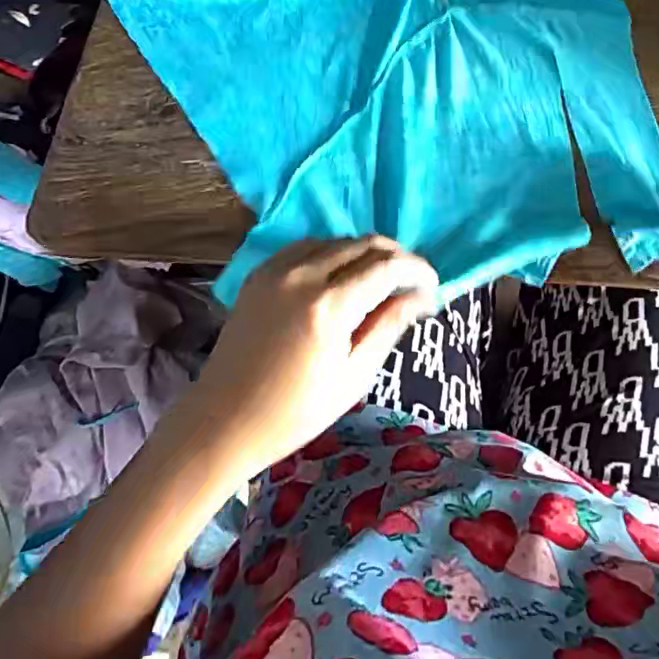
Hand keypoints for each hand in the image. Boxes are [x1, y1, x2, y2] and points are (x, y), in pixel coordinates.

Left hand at [181, 237, 439, 478]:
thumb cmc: (295, 410)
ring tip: (381, 281)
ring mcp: (277, 269)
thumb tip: (420, 296)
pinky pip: (306, 247)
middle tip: (412, 283)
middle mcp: (302, 274)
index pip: (386, 267)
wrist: (225, 417)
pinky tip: (341, 275)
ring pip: (335, 241)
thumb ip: (388, 326)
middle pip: (363, 244)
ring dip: (364, 253)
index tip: (433, 286)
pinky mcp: (260, 272)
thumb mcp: (353, 375)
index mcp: (328, 305)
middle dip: (395, 257)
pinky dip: (332, 253)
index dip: (417, 270)